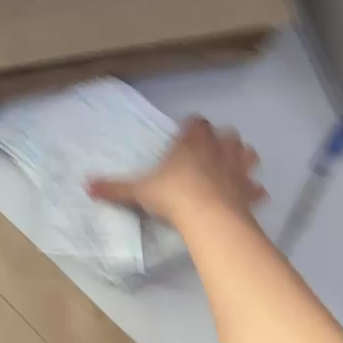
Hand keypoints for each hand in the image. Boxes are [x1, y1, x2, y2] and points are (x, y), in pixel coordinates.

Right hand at [88, 116, 264, 224]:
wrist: (209, 218)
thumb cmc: (172, 195)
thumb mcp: (139, 192)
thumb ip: (115, 188)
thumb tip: (87, 186)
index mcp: (191, 145)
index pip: (196, 124)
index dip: (193, 126)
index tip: (186, 132)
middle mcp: (218, 151)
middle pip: (227, 135)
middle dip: (221, 140)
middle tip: (210, 150)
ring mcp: (237, 171)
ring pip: (247, 155)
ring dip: (242, 158)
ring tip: (233, 166)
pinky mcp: (249, 192)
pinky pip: (255, 188)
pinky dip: (252, 191)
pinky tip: (248, 195)